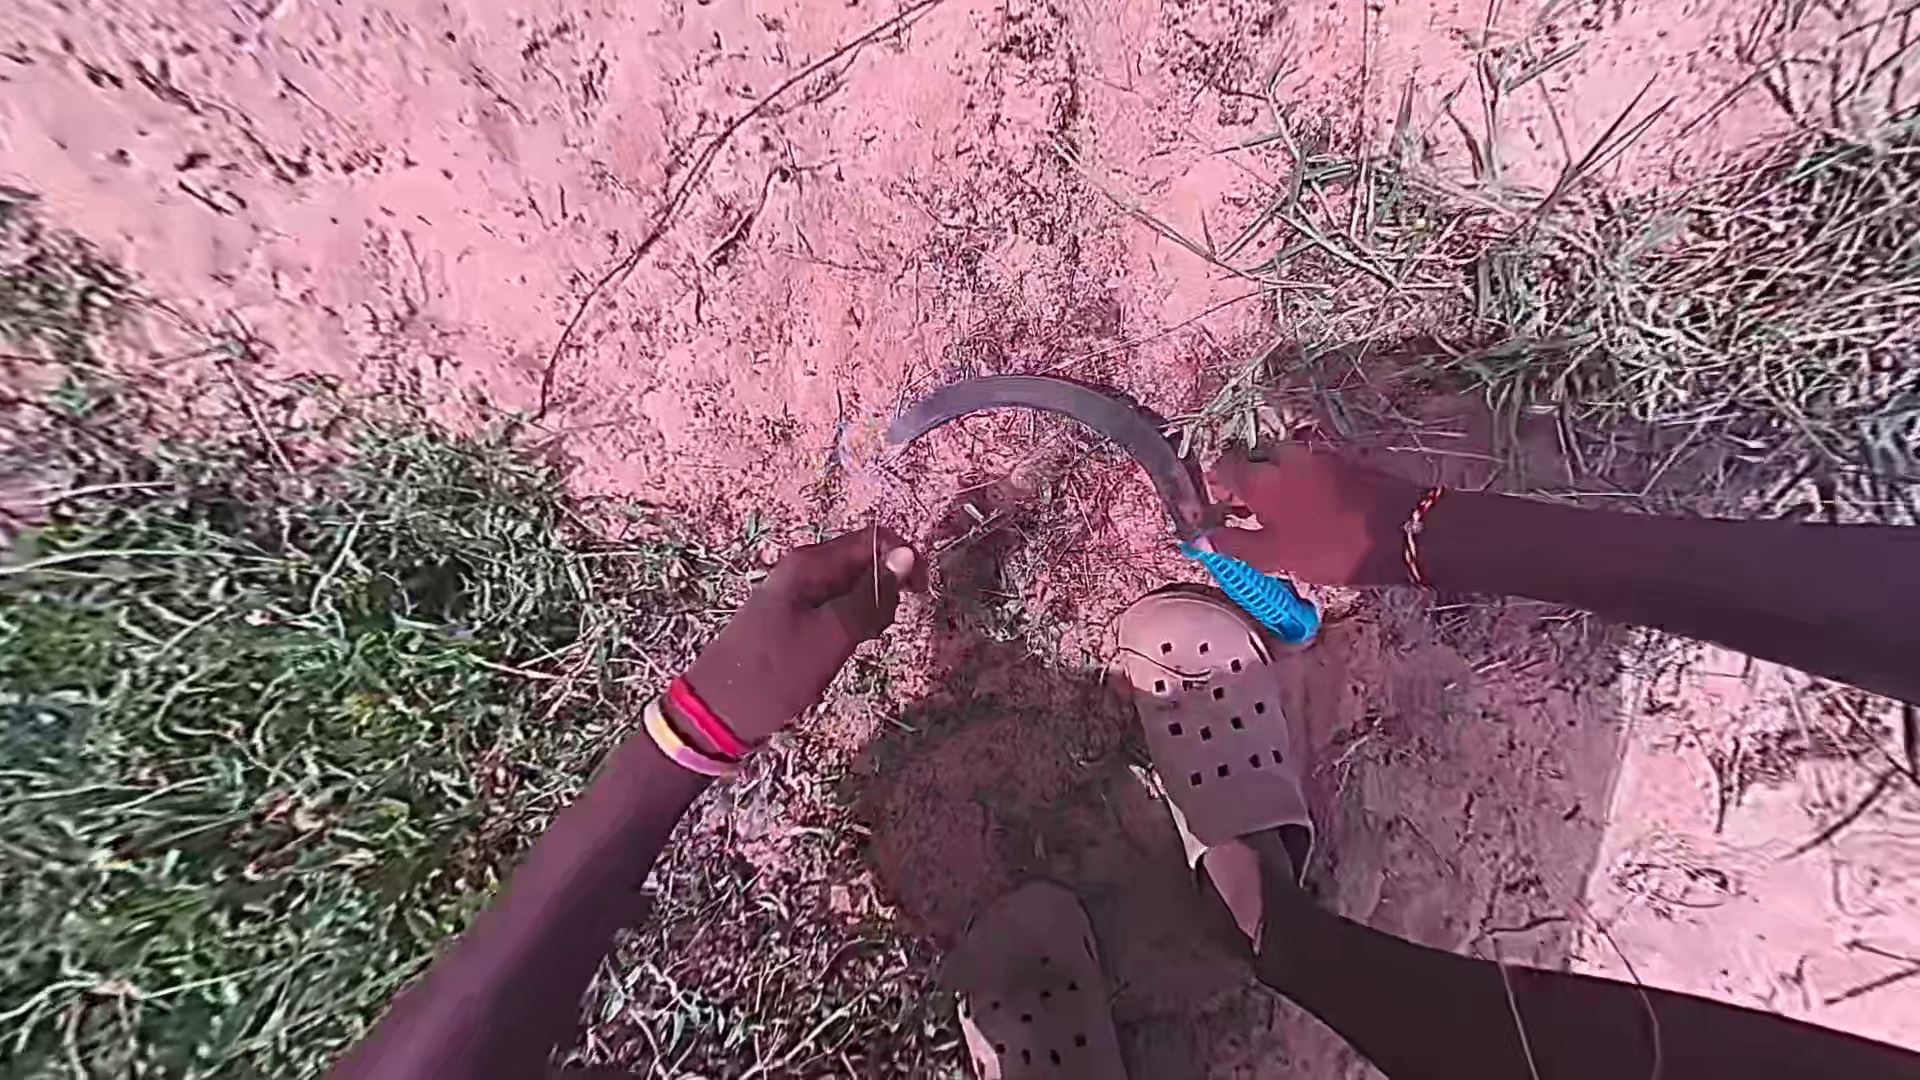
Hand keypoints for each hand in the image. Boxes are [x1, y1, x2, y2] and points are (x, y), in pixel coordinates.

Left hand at [683, 525, 923, 741]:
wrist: (717, 713)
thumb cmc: (775, 672)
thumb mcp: (831, 635)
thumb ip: (871, 595)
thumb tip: (908, 554)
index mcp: (810, 564)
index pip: (873, 539)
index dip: (903, 558)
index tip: (920, 593)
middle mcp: (805, 570)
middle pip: (865, 561)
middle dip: (886, 589)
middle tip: (879, 629)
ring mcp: (801, 593)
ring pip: (855, 587)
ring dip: (872, 609)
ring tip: (861, 642)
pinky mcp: (799, 617)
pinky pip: (839, 607)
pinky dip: (854, 621)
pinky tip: (849, 645)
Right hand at [1206, 444, 1422, 585]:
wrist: (1407, 533)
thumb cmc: (1331, 547)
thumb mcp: (1276, 556)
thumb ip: (1235, 545)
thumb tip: (1202, 539)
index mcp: (1262, 479)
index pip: (1223, 469)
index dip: (1214, 487)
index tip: (1216, 507)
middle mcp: (1287, 459)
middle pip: (1255, 462)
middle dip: (1247, 482)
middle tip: (1247, 512)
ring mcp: (1320, 458)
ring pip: (1285, 464)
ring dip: (1276, 483)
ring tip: (1280, 514)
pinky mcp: (1348, 464)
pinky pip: (1312, 470)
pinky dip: (1303, 485)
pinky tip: (1310, 511)